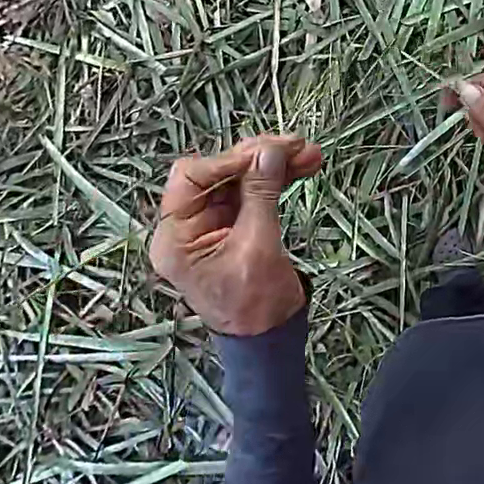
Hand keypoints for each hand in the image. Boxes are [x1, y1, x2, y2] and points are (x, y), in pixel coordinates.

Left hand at [149, 134, 323, 335]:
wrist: (271, 338)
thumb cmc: (256, 303)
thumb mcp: (258, 247)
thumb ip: (261, 195)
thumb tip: (270, 151)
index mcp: (175, 236)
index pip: (190, 178)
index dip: (227, 161)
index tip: (264, 152)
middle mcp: (188, 225)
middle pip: (218, 174)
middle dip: (257, 156)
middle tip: (295, 144)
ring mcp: (212, 222)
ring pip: (240, 178)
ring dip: (274, 163)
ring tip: (308, 152)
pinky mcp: (236, 223)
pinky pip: (254, 191)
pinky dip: (278, 178)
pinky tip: (304, 166)